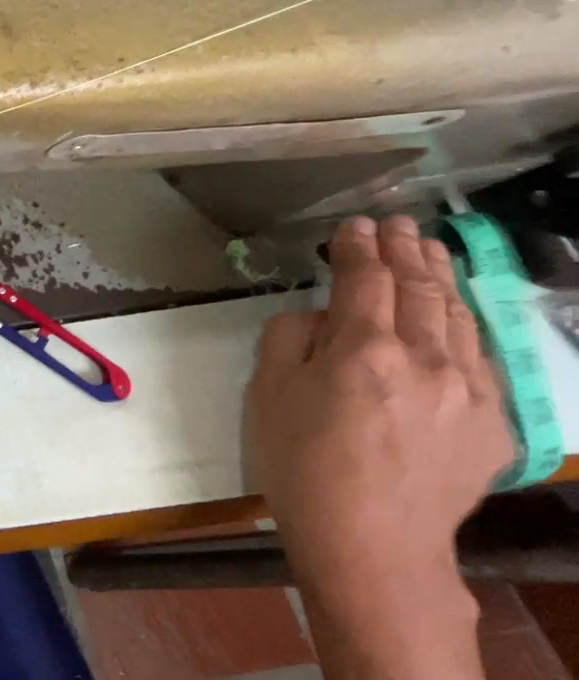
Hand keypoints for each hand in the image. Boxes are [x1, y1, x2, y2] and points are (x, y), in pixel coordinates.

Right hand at [246, 215, 512, 675]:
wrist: (371, 539)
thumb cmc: (299, 461)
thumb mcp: (268, 391)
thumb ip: (290, 339)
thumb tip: (320, 317)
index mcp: (362, 350)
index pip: (365, 280)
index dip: (359, 247)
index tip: (355, 224)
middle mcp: (425, 360)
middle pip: (419, 290)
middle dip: (406, 250)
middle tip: (397, 223)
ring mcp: (470, 391)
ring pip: (457, 317)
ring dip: (440, 277)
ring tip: (428, 248)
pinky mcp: (494, 421)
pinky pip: (481, 356)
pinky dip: (464, 322)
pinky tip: (453, 310)